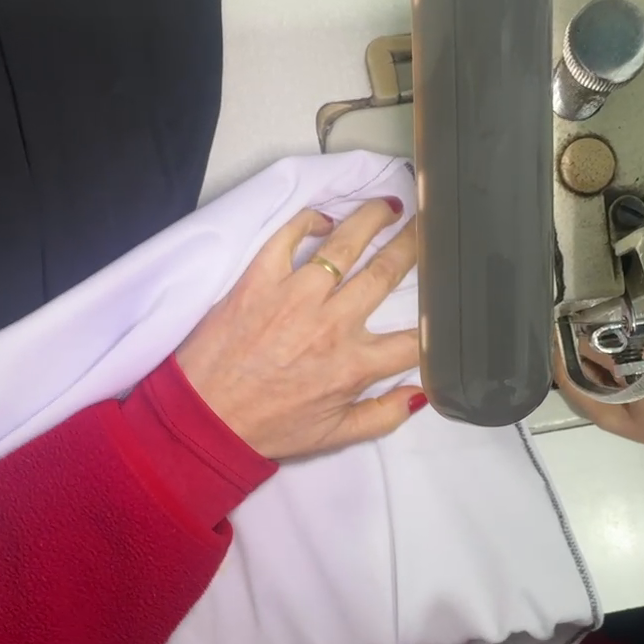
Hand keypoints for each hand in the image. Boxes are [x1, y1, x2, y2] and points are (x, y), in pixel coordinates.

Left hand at [176, 199, 422, 460]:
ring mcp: (294, 296)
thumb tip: (422, 394)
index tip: (442, 303)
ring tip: (391, 206)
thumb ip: (384, 416)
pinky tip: (325, 217)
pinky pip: (290, 235)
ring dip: (373, 218)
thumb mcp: (334, 437)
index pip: (412, 339)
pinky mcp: (259, 278)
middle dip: (413, 245)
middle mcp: (331, 324)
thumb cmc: (269, 429)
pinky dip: (310, 220)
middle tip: (428, 225)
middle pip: (385, 273)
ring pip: (344, 244)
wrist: (201, 419)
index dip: (434, 323)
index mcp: (353, 366)